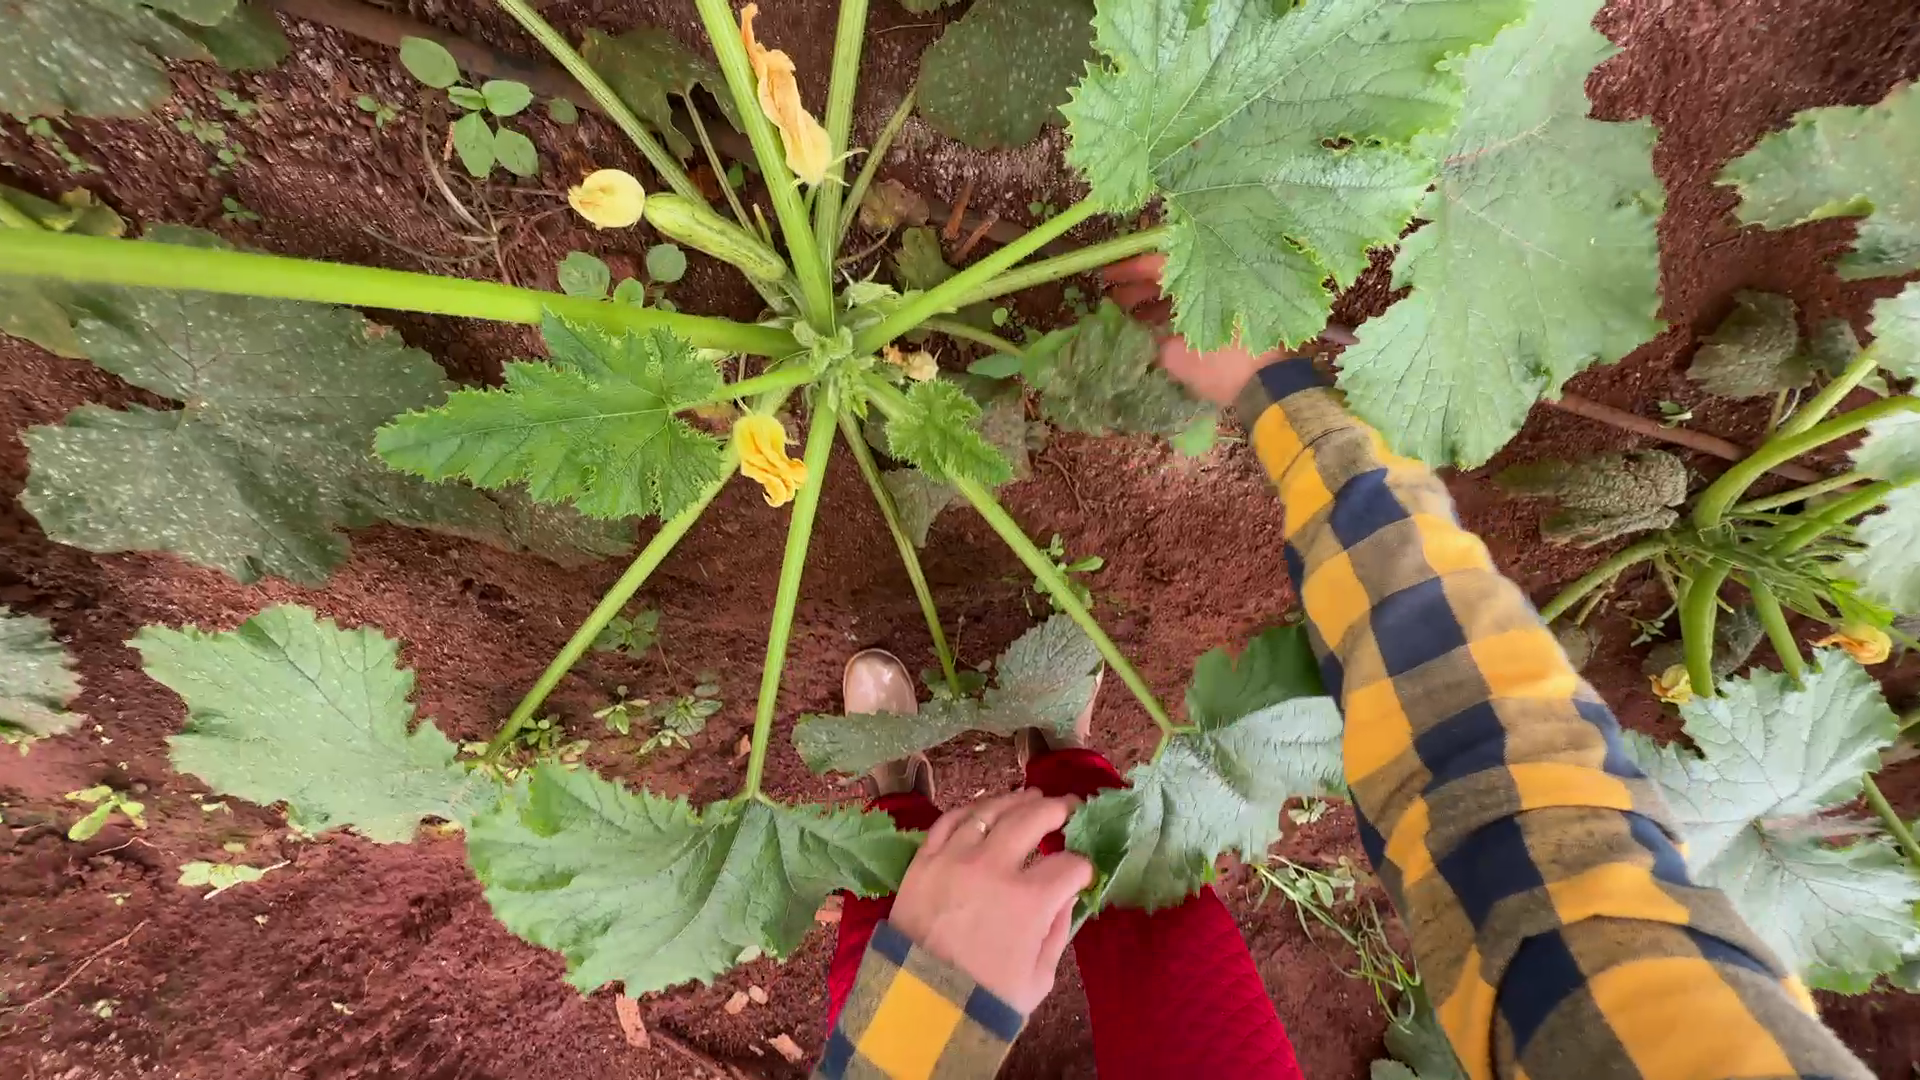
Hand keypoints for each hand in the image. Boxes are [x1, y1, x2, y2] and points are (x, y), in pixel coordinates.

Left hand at [888, 788, 1091, 1013]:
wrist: (919, 1007)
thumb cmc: (985, 1000)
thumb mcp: (1038, 978)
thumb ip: (1057, 931)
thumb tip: (1067, 896)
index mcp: (1029, 900)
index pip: (1070, 864)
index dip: (1083, 866)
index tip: (1083, 871)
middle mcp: (994, 867)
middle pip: (1032, 818)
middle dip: (1058, 809)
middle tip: (1068, 805)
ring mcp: (955, 857)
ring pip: (990, 810)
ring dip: (1015, 800)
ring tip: (1029, 797)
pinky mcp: (925, 858)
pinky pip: (949, 820)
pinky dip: (971, 810)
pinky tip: (984, 809)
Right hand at [1102, 253, 1280, 405]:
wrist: (1269, 384)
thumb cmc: (1223, 366)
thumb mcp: (1177, 356)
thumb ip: (1151, 341)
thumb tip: (1132, 334)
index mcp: (1203, 280)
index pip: (1158, 262)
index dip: (1129, 268)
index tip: (1106, 276)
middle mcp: (1218, 280)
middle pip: (1173, 274)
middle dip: (1140, 288)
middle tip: (1114, 301)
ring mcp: (1229, 298)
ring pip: (1186, 290)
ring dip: (1156, 302)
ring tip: (1131, 318)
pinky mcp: (1236, 316)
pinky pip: (1200, 305)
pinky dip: (1176, 314)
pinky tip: (1157, 328)